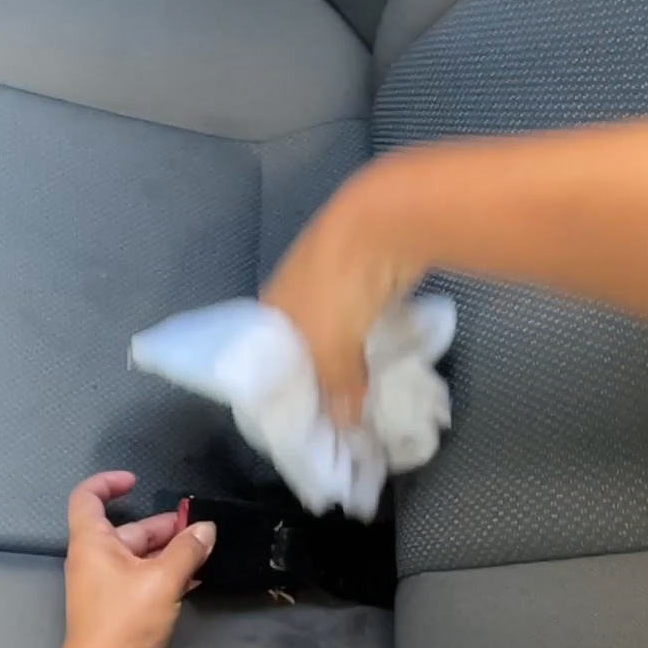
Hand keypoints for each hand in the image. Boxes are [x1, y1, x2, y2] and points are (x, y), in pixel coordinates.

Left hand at [60, 472, 215, 647]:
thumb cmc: (124, 622)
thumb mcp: (162, 581)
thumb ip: (186, 551)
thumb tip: (205, 529)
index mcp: (92, 542)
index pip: (87, 497)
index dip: (108, 483)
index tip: (136, 482)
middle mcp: (95, 559)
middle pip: (126, 529)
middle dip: (162, 525)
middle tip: (198, 528)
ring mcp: (106, 585)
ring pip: (139, 556)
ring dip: (169, 551)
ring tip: (204, 551)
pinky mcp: (119, 607)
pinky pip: (143, 579)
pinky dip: (166, 574)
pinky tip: (195, 579)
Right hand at [262, 158, 430, 425]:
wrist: (380, 223)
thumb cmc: (336, 291)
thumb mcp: (331, 353)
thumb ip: (338, 390)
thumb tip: (346, 424)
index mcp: (267, 308)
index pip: (267, 356)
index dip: (284, 383)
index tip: (303, 409)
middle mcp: (288, 289)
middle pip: (301, 340)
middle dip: (318, 367)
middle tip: (336, 399)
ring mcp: (325, 273)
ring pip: (333, 323)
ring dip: (347, 346)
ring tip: (360, 377)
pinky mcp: (361, 263)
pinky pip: (362, 307)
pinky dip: (370, 325)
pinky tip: (381, 342)